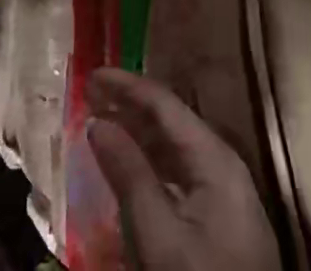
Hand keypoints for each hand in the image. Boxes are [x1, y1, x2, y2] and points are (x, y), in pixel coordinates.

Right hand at [87, 68, 282, 270]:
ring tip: (99, 121)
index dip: (126, 85)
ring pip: (174, 147)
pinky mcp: (218, 222)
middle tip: (87, 94)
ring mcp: (223, 196)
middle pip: (171, 121)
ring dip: (135, 130)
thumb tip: (98, 122)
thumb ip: (128, 173)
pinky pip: (178, 173)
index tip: (88, 75)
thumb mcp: (157, 235)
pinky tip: (126, 164)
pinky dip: (147, 160)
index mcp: (216, 161)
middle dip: (128, 103)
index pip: (166, 105)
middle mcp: (223, 168)